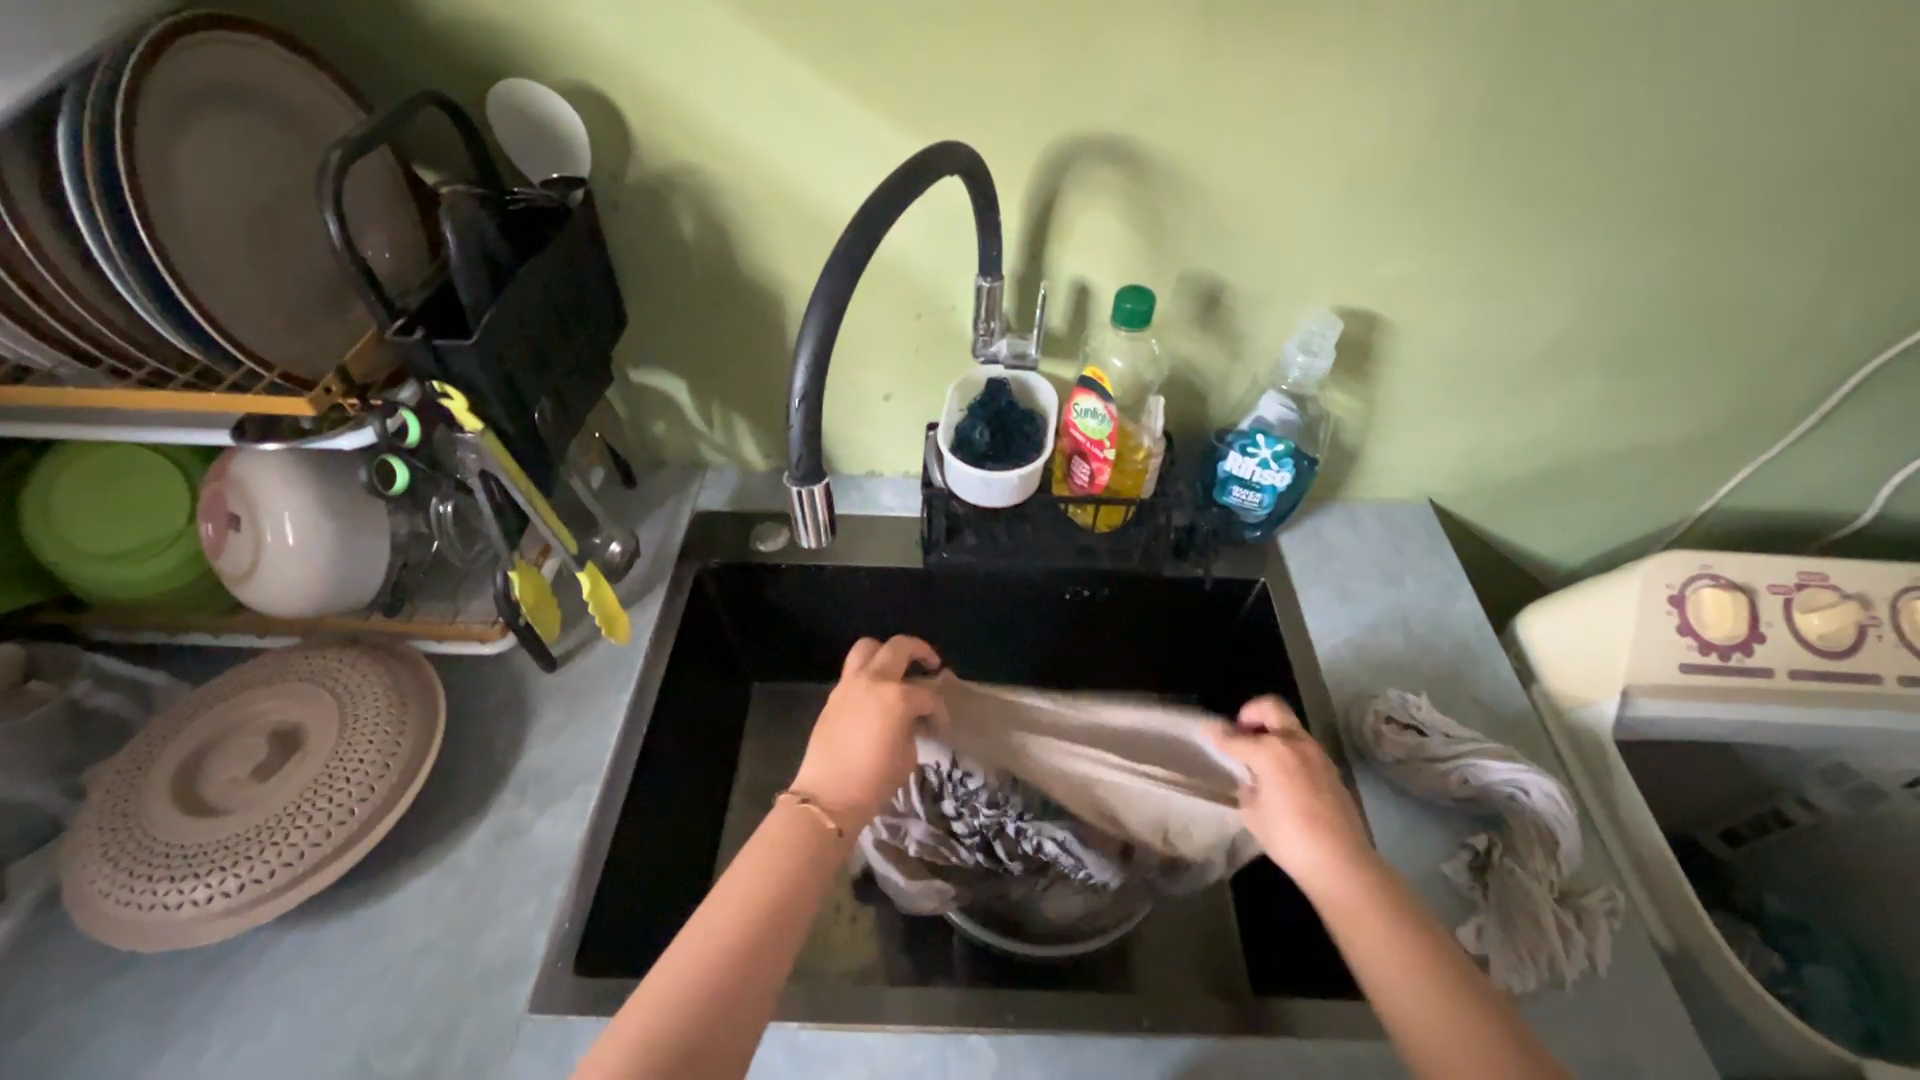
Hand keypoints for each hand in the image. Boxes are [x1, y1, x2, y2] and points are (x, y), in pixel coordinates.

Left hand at [790, 636, 943, 830]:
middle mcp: (873, 681)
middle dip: (920, 652)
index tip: (940, 727)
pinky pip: (853, 671)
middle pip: (899, 647)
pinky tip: (877, 692)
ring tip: (898, 667)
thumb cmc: (874, 780)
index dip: (940, 712)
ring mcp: (849, 685)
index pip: (928, 696)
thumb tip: (912, 719)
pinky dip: (868, 672)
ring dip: (886, 651)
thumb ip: (913, 727)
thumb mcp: (908, 755)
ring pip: (868, 647)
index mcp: (897, 697)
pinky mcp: (834, 696)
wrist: (828, 796)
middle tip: (931, 665)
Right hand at [1209, 696, 1373, 890]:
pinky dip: (1288, 751)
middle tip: (1241, 732)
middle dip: (1251, 713)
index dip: (1217, 734)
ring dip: (1272, 732)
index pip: (1235, 737)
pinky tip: (1281, 777)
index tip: (1206, 731)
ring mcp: (1317, 754)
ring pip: (1290, 727)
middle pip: (1271, 708)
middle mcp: (1294, 743)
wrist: (1340, 861)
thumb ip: (1248, 786)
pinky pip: (1303, 748)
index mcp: (1270, 751)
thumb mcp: (1252, 813)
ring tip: (1260, 759)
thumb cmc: (1288, 838)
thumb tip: (1253, 780)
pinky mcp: (1331, 769)